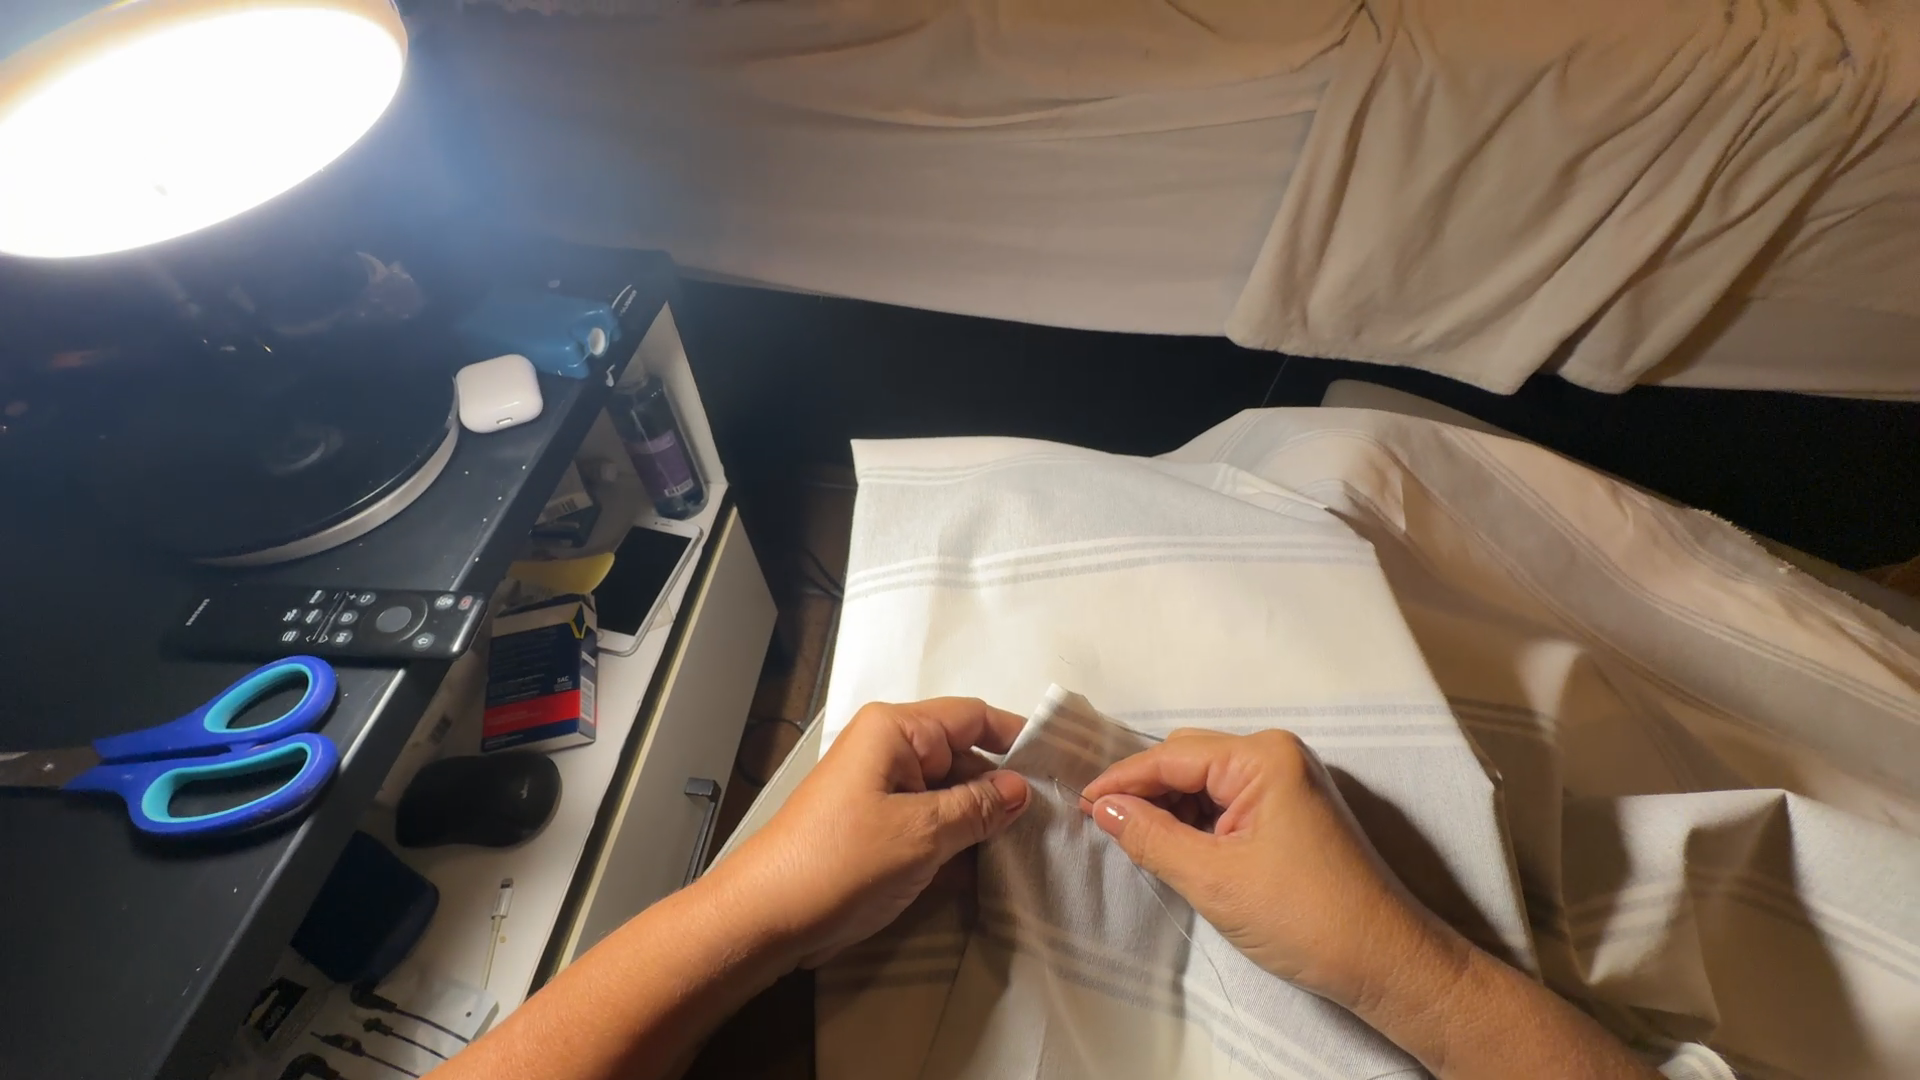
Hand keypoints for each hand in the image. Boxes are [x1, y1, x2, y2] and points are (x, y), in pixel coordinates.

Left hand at [703, 698, 1031, 968]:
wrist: (765, 919)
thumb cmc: (841, 861)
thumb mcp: (921, 833)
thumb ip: (977, 807)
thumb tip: (1023, 790)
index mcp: (897, 730)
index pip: (973, 717)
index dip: (1018, 737)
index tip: (1062, 765)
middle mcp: (892, 750)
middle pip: (965, 756)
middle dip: (1004, 788)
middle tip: (1056, 821)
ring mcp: (886, 789)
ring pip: (952, 793)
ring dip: (984, 820)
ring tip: (1036, 847)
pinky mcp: (881, 826)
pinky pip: (932, 822)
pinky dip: (959, 841)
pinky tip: (994, 869)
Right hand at [1080, 729, 1465, 1014]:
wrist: (1391, 968)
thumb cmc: (1306, 920)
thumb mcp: (1214, 880)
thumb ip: (1150, 837)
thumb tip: (1102, 808)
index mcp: (1262, 757)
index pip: (1172, 757)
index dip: (1122, 780)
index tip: (1083, 803)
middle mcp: (1274, 754)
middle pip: (1187, 759)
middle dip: (1146, 791)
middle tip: (1106, 824)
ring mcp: (1285, 778)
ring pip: (1204, 779)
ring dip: (1170, 806)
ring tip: (1138, 839)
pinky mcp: (1288, 805)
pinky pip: (1226, 798)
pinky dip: (1196, 819)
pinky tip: (1176, 843)